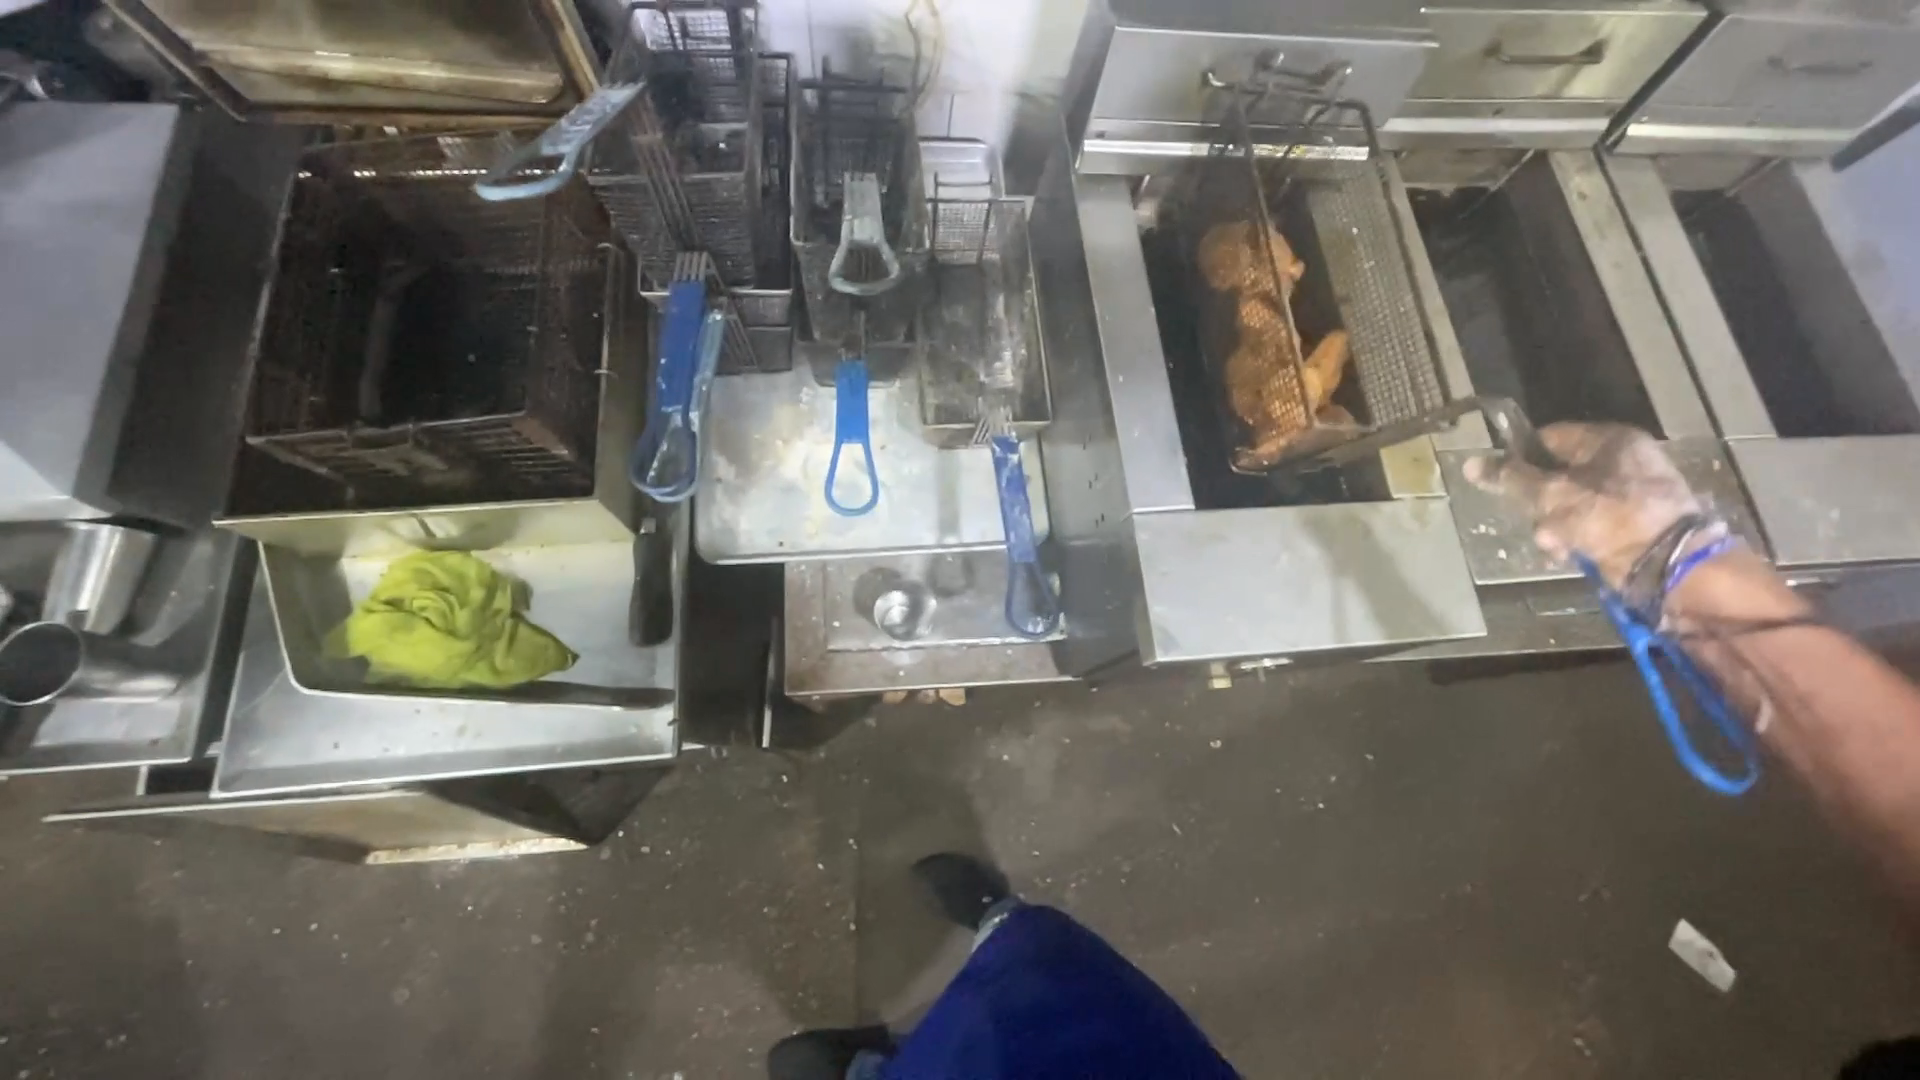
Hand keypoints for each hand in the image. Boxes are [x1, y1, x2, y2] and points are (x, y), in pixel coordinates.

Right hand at [1464, 422, 1702, 587]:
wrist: (1665, 562)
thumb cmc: (1608, 515)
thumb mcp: (1550, 494)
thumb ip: (1510, 477)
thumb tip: (1471, 463)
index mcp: (1609, 441)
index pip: (1548, 437)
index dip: (1519, 457)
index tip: (1501, 479)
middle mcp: (1621, 461)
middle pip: (1553, 474)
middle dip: (1536, 501)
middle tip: (1530, 516)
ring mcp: (1627, 493)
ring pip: (1565, 504)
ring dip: (1550, 525)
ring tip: (1554, 542)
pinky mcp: (1629, 523)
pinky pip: (1584, 525)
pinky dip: (1571, 538)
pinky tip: (1567, 552)